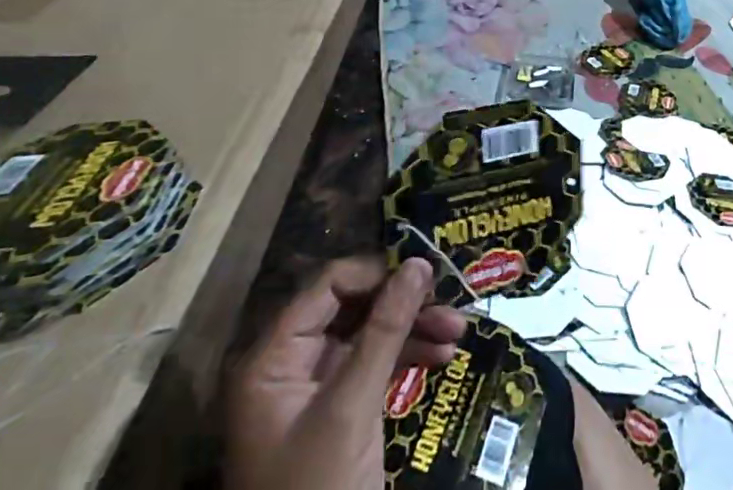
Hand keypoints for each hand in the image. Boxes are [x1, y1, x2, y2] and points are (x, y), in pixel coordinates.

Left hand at [225, 257, 467, 489]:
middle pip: (352, 309)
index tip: (424, 271)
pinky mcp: (339, 412)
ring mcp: (316, 389)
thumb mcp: (351, 408)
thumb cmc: (317, 487)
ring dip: (413, 330)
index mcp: (274, 356)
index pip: (327, 288)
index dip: (376, 273)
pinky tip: (444, 355)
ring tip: (458, 329)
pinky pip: (374, 367)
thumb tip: (417, 265)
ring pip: (369, 337)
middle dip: (402, 304)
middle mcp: (291, 363)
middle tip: (449, 300)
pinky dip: (408, 358)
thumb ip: (384, 332)